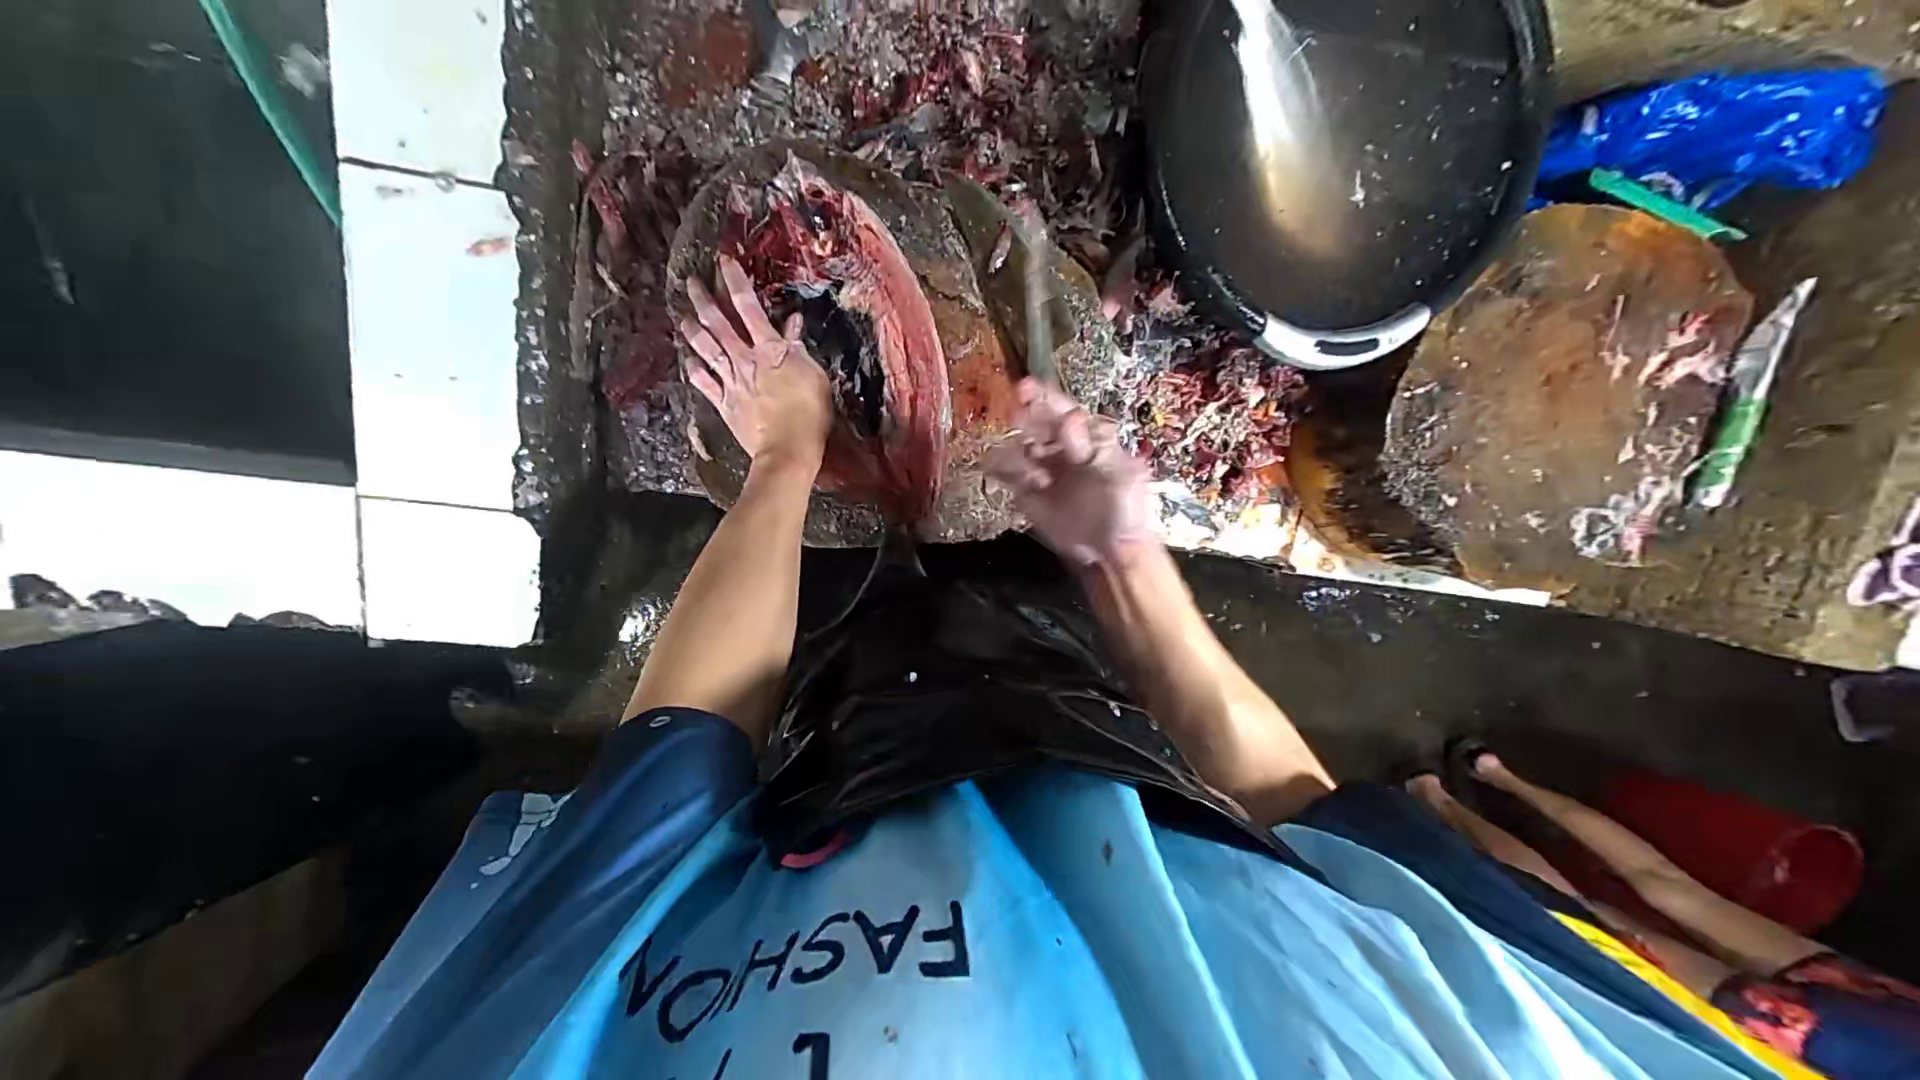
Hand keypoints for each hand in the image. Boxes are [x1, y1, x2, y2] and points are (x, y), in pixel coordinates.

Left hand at [679, 254, 833, 474]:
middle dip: (704, 299)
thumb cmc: (810, 413)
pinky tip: (688, 363)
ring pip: (706, 350)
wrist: (788, 450)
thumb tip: (792, 323)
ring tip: (683, 316)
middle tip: (692, 282)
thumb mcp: (814, 375)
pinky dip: (696, 372)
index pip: (748, 306)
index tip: (724, 260)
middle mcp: (744, 359)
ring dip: (693, 331)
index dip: (734, 280)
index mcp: (768, 349)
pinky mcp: (725, 404)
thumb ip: (798, 348)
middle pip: (718, 323)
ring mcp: (731, 382)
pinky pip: (705, 384)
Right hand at [990, 378, 1154, 566]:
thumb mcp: (1119, 474)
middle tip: (1015, 415)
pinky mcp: (1027, 494)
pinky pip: (1008, 476)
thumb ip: (1093, 446)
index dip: (1044, 398)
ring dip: (1019, 456)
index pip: (1063, 412)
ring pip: (1019, 450)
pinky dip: (1007, 474)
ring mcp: (1042, 471)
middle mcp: (1062, 450)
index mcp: (1088, 440)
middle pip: (1036, 425)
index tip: (1025, 387)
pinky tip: (1024, 485)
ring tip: (1037, 479)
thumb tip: (1070, 418)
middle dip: (1024, 418)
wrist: (1110, 553)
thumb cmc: (1124, 511)